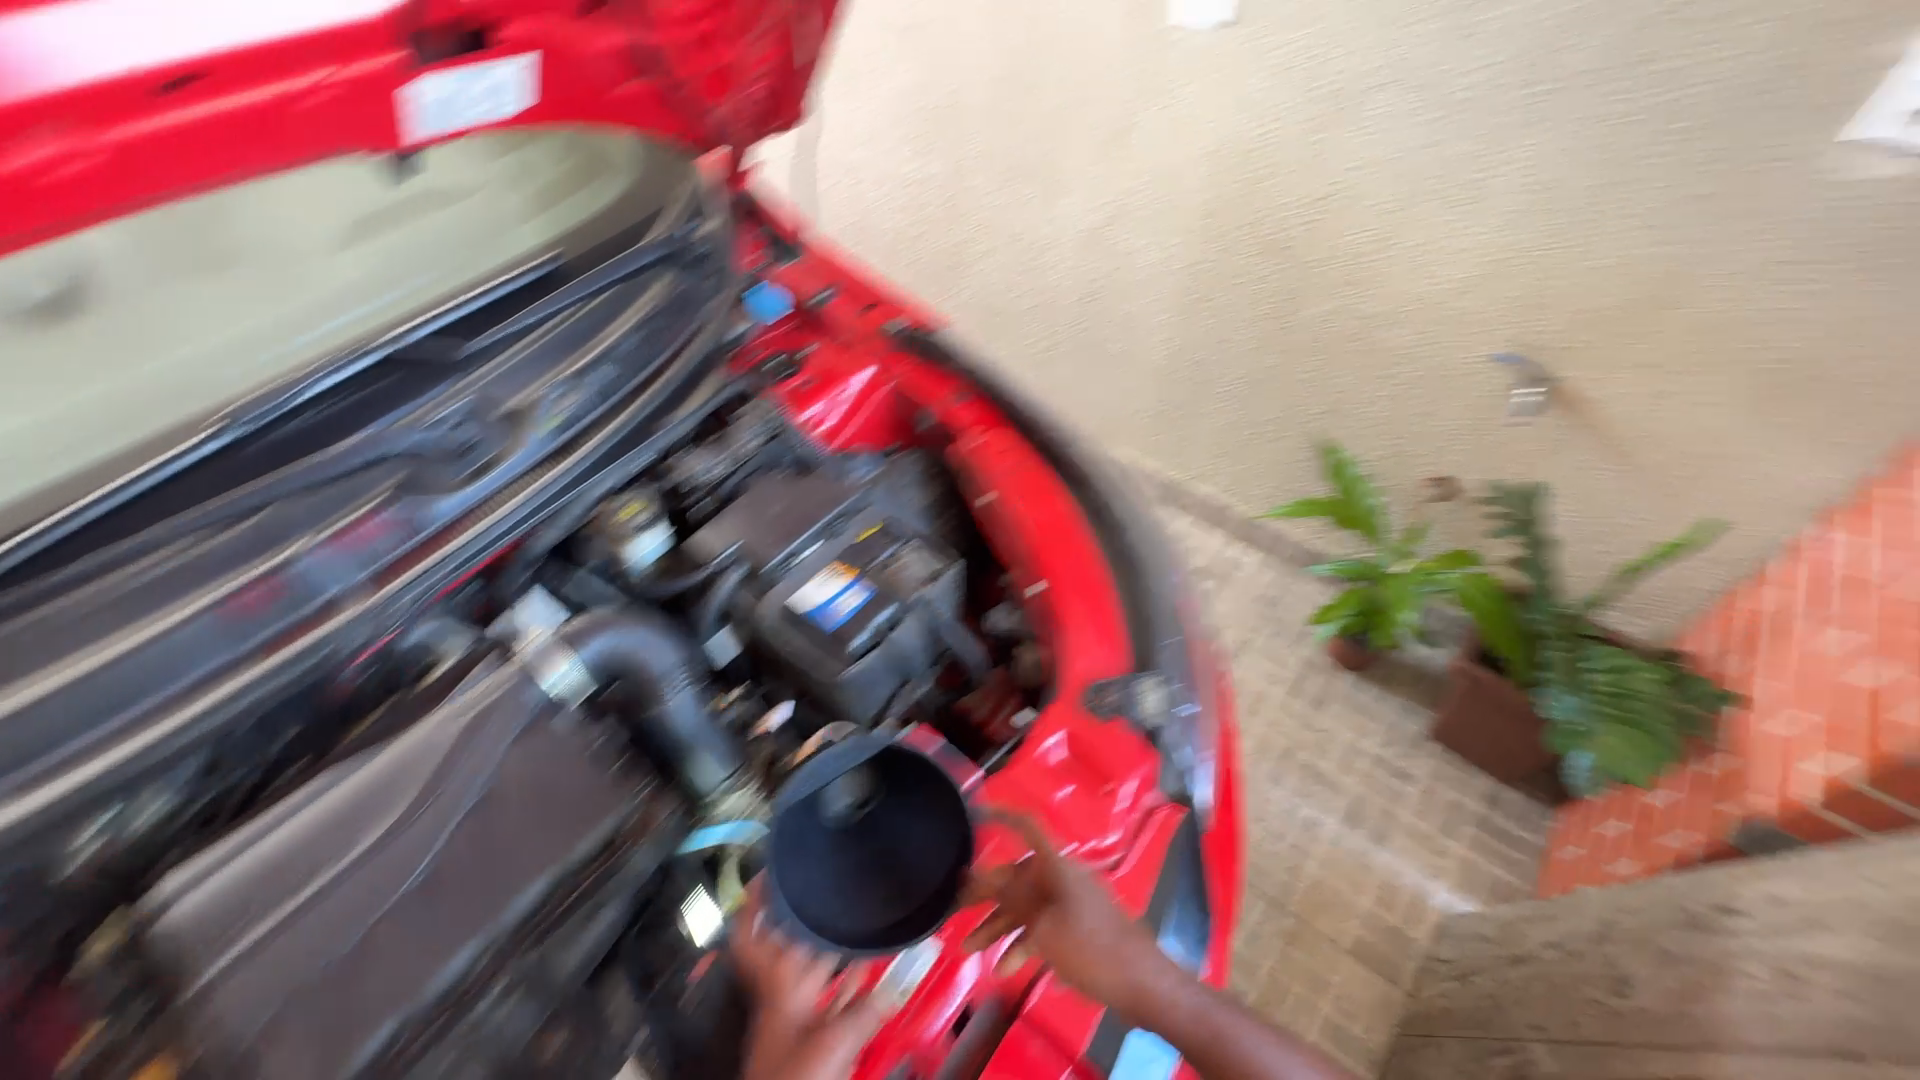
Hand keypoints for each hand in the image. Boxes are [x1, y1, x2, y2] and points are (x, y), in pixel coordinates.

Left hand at [731, 883, 896, 1079]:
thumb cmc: (794, 1079)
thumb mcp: (834, 1042)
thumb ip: (873, 1005)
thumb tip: (912, 968)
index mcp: (776, 987)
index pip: (751, 936)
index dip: (755, 903)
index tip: (772, 871)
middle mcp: (784, 996)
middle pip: (792, 946)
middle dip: (812, 917)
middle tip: (838, 888)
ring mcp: (799, 1019)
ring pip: (816, 971)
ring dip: (838, 947)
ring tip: (864, 917)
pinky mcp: (816, 1040)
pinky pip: (835, 999)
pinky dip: (853, 982)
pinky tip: (876, 970)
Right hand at [960, 812, 1180, 1018]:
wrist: (1142, 984)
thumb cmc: (1092, 948)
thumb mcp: (1043, 927)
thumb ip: (1011, 900)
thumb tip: (981, 877)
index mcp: (1055, 865)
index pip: (1025, 826)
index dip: (1000, 814)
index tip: (973, 811)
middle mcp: (1060, 878)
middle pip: (1014, 876)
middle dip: (982, 892)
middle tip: (950, 905)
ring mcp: (1068, 905)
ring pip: (1023, 908)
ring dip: (996, 927)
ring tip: (967, 949)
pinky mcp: (1075, 930)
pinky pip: (1039, 930)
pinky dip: (1021, 946)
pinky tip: (1004, 969)